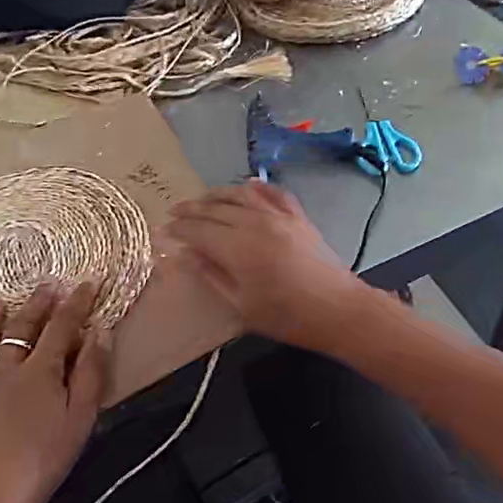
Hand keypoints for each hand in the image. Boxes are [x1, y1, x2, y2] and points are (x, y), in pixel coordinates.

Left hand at [0, 281, 113, 502]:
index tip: (88, 282)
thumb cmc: (41, 462)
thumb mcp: (79, 420)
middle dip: (38, 304)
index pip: (63, 327)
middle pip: (22, 329)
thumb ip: (91, 374)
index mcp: (40, 372)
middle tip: (48, 285)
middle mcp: (4, 370)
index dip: (77, 303)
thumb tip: (101, 332)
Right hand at [166, 180, 371, 352]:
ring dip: (218, 194)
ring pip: (242, 194)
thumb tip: (186, 254)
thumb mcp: (241, 305)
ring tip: (202, 199)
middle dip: (192, 209)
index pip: (199, 230)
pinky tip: (248, 185)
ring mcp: (280, 216)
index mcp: (238, 247)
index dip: (179, 230)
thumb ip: (212, 275)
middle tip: (174, 211)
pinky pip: (274, 193)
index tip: (163, 230)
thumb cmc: (288, 316)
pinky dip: (257, 187)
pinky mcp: (299, 217)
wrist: (338, 309)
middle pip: (216, 208)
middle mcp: (257, 223)